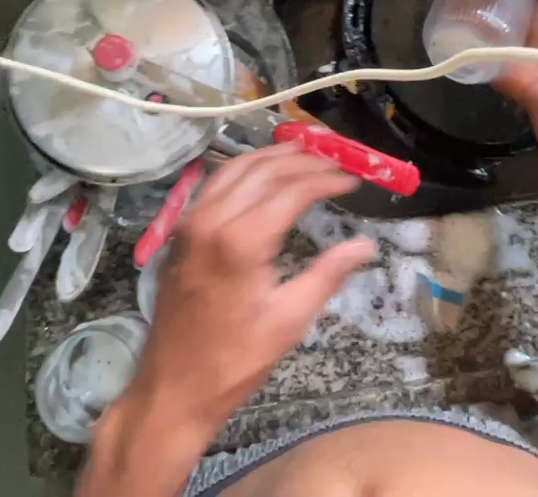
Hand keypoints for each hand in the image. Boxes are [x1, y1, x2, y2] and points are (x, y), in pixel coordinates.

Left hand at [126, 145, 377, 429]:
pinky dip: (246, 168)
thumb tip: (365, 245)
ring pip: (238, 167)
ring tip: (307, 149)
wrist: (172, 388)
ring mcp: (192, 220)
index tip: (353, 178)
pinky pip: (217, 182)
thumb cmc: (234, 360)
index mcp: (240, 240)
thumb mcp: (289, 320)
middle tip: (336, 154)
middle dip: (304, 158)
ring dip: (274, 154)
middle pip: (265, 169)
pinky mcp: (183, 229)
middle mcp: (212, 218)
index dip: (326, 179)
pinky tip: (265, 170)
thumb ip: (327, 275)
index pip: (292, 189)